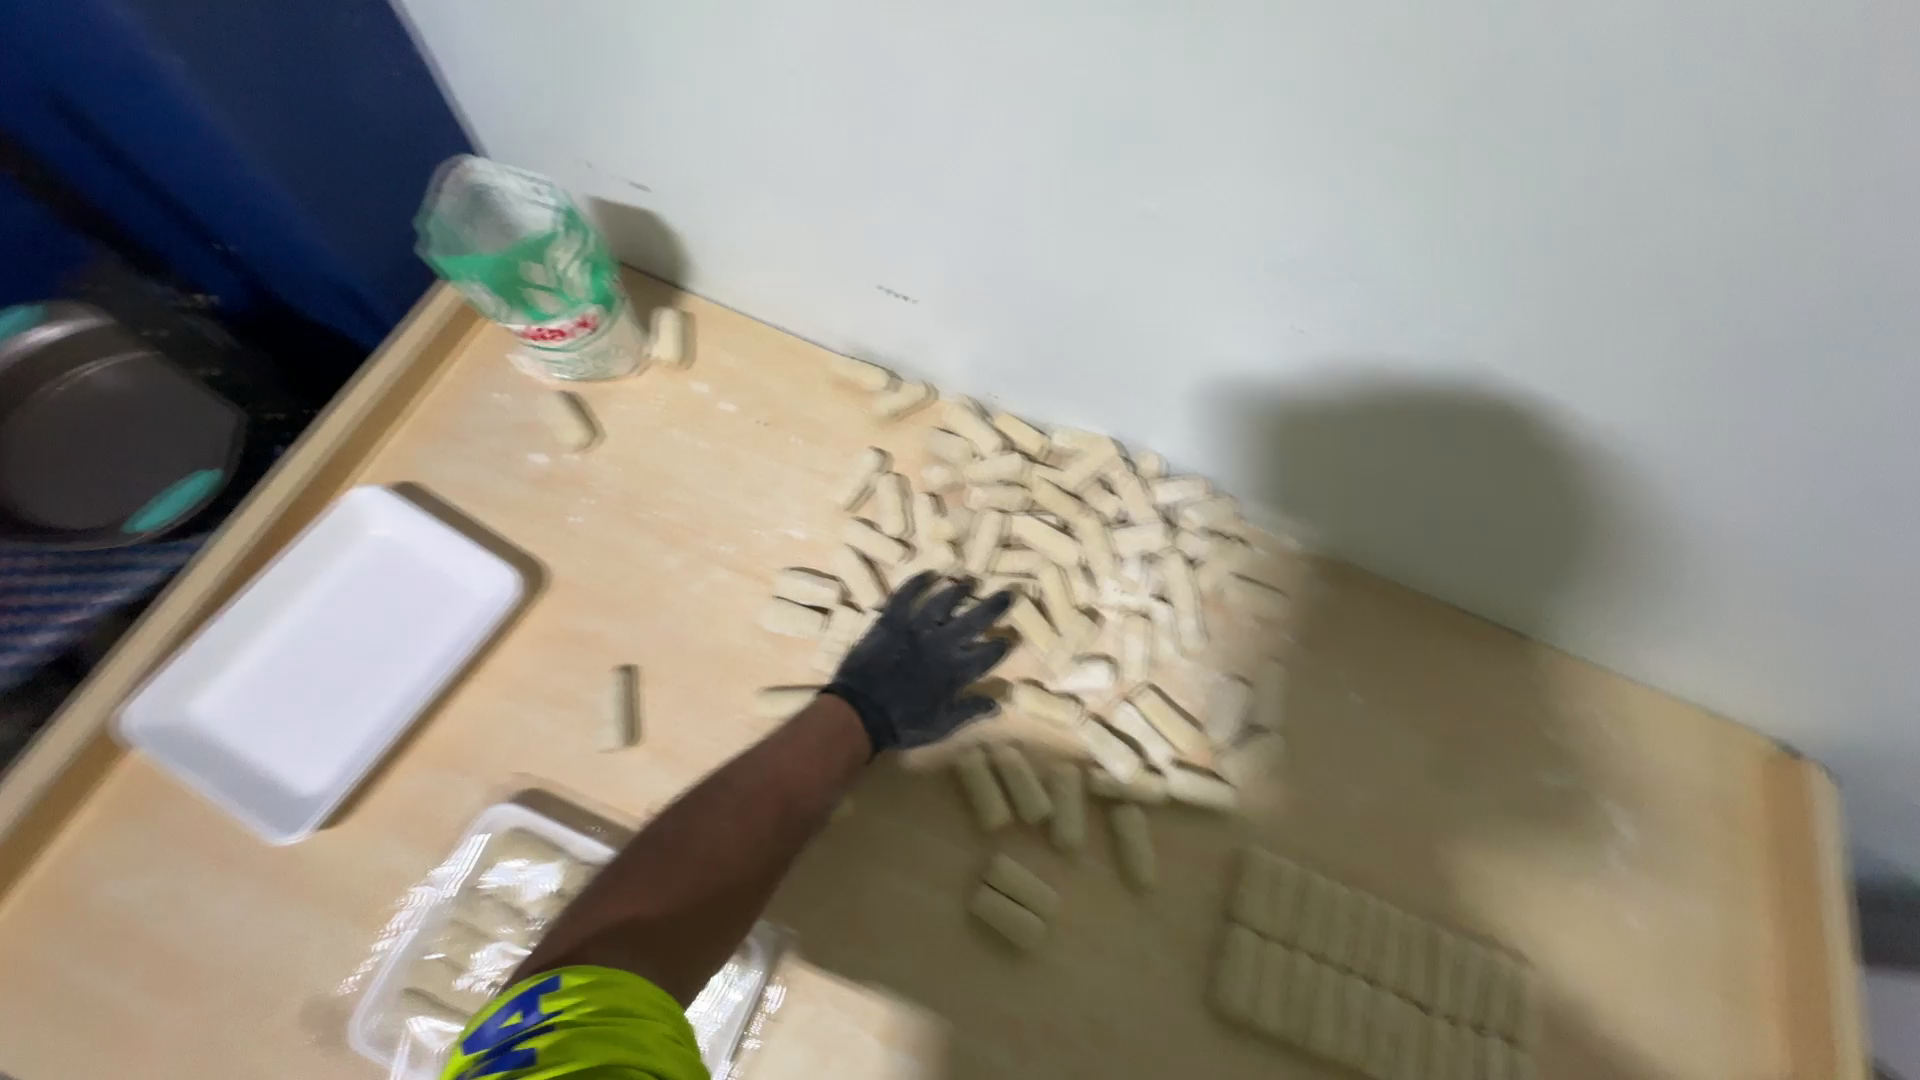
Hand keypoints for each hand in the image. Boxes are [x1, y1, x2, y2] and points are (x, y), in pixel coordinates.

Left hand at [825, 573, 1014, 754]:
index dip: (1001, 645)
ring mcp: (916, 628)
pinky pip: (906, 594)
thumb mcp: (941, 726)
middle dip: (993, 606)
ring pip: (943, 601)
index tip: (1009, 637)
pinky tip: (930, 573)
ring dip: (959, 590)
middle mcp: (941, 644)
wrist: (859, 713)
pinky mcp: (891, 620)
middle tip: (1006, 593)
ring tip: (969, 582)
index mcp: (955, 671)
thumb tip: (997, 704)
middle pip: (974, 620)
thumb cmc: (901, 724)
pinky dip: (918, 582)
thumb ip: (969, 711)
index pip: (987, 653)